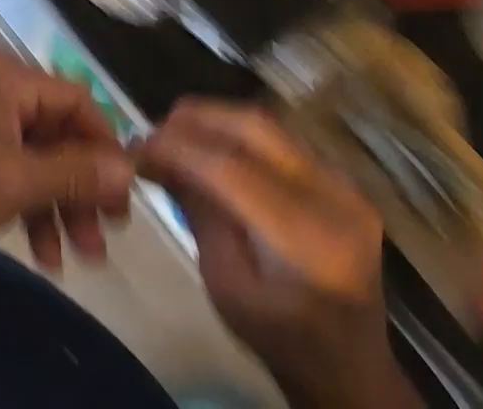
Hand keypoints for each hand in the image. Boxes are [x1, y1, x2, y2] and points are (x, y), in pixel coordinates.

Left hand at [0, 52, 133, 271]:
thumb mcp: (21, 183)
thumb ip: (78, 174)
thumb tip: (131, 169)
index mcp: (4, 78)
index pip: (77, 101)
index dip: (105, 148)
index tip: (124, 195)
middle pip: (58, 134)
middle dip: (81, 190)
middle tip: (105, 236)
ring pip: (37, 157)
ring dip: (60, 207)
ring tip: (81, 259)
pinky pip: (12, 167)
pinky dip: (30, 204)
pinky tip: (43, 254)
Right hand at [137, 100, 401, 402]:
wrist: (348, 362)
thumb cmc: (278, 334)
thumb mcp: (224, 284)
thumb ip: (199, 215)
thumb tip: (157, 159)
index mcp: (306, 239)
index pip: (229, 168)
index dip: (174, 149)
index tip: (133, 150)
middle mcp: (334, 199)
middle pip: (253, 128)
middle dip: (193, 121)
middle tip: (151, 135)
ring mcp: (345, 186)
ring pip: (266, 124)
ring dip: (212, 122)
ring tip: (174, 138)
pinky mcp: (341, 182)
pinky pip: (278, 139)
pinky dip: (235, 134)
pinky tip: (208, 150)